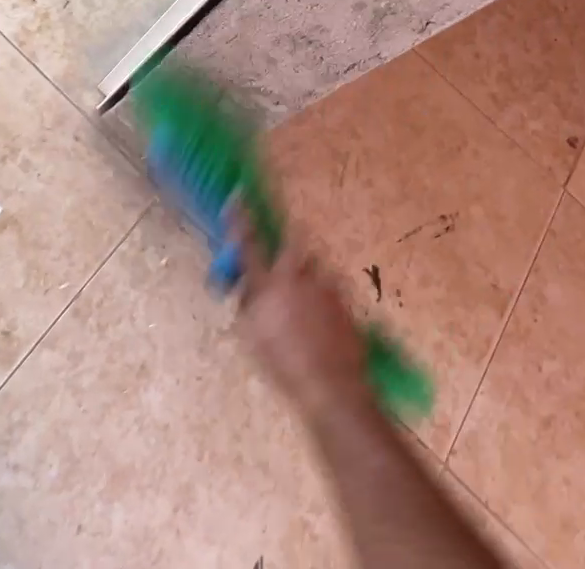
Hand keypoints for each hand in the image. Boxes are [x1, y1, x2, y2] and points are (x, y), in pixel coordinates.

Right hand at [233, 214, 371, 421]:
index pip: (248, 243)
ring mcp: (326, 285)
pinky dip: (323, 292)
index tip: (237, 197)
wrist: (332, 388)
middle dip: (287, 243)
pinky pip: (331, 283)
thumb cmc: (283, 366)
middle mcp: (298, 277)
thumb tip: (247, 287)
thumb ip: (248, 303)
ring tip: (304, 298)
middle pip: (294, 240)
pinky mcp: (347, 299)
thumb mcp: (251, 336)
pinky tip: (321, 316)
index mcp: (268, 285)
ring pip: (315, 262)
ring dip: (306, 271)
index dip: (240, 218)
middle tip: (283, 260)